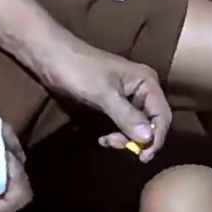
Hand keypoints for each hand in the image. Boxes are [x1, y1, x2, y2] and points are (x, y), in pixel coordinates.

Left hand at [41, 44, 172, 160]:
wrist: (48, 55)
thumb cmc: (78, 70)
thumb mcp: (103, 94)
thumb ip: (127, 117)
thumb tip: (148, 139)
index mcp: (148, 83)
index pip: (163, 116)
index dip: (157, 138)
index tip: (143, 156)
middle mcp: (144, 90)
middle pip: (153, 123)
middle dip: (138, 138)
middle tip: (115, 145)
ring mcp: (129, 97)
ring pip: (138, 126)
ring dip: (125, 138)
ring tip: (106, 140)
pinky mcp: (115, 103)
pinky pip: (124, 124)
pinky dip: (117, 134)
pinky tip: (103, 137)